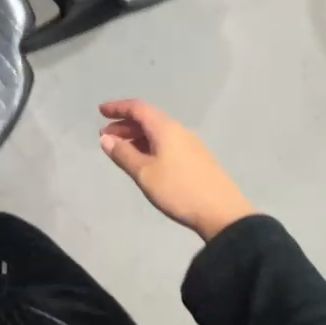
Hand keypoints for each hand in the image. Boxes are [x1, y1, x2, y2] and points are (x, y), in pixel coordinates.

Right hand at [99, 99, 256, 240]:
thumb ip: (123, 154)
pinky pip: (167, 143)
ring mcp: (191, 145)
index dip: (118, 108)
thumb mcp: (145, 173)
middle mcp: (178, 130)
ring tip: (122, 151)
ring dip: (137, 137)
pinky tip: (146, 162)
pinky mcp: (198, 160)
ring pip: (158, 132)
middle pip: (148, 119)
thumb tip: (105, 138)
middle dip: (125, 125)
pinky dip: (150, 146)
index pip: (137, 108)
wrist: (224, 216)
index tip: (101, 112)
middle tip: (106, 136)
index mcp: (165, 128)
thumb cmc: (179, 190)